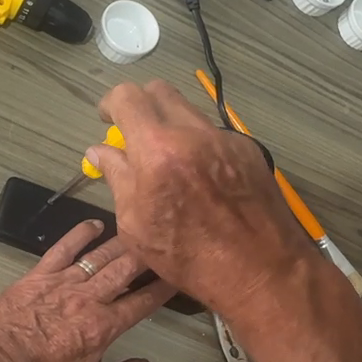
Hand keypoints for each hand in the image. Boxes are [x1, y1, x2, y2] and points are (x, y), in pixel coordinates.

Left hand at [0, 219, 174, 361]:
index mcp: (104, 327)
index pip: (143, 302)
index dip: (163, 288)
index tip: (176, 276)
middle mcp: (89, 299)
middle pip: (126, 269)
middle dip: (147, 256)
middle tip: (160, 245)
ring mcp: (63, 283)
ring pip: (99, 255)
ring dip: (120, 243)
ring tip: (135, 233)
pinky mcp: (39, 275)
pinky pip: (63, 248)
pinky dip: (80, 234)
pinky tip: (94, 225)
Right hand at [85, 81, 320, 321]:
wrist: (261, 271)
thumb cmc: (189, 257)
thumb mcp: (136, 224)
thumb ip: (117, 177)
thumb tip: (101, 151)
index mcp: (158, 150)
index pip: (128, 98)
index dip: (111, 103)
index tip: (108, 117)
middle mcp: (193, 133)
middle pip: (160, 91)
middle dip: (141, 105)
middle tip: (135, 133)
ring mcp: (225, 139)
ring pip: (189, 111)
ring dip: (171, 125)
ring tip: (168, 161)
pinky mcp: (248, 150)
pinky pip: (213, 134)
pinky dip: (199, 145)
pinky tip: (201, 179)